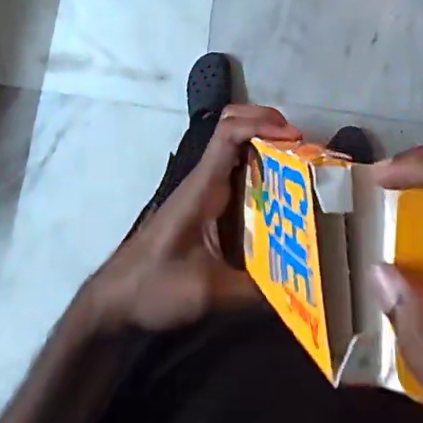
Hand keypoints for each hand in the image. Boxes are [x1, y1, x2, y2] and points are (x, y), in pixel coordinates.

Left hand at [78, 105, 300, 332]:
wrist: (116, 298)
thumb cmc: (153, 286)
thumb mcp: (206, 292)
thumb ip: (253, 292)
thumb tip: (302, 294)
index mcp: (201, 187)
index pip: (227, 134)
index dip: (260, 124)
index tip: (294, 137)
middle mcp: (204, 182)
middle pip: (235, 133)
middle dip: (270, 130)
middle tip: (306, 152)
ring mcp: (205, 195)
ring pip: (237, 155)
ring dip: (269, 152)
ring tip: (305, 171)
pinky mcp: (207, 212)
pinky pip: (238, 182)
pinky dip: (262, 178)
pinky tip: (284, 202)